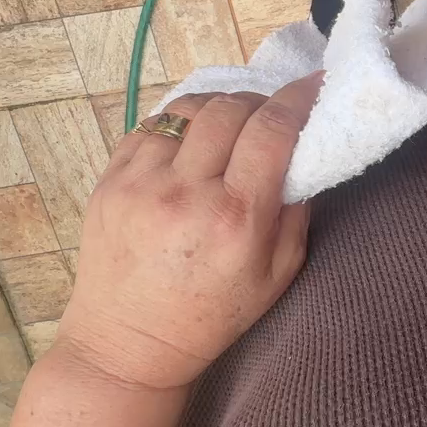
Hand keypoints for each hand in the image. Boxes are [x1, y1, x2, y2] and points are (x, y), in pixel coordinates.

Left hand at [51, 77, 321, 390]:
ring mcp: (140, 183)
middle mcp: (185, 192)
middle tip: (274, 116)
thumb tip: (303, 152)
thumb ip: (296, 208)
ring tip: (233, 125)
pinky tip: (195, 141)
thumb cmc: (215, 313)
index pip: (272, 130)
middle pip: (232, 108)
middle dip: (262, 102)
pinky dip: (184, 121)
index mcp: (235, 217)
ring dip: (222, 106)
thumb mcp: (281, 271)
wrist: (128, 344)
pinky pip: (153, 124)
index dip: (299, 97)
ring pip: (191, 108)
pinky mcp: (109, 181)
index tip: (317, 83)